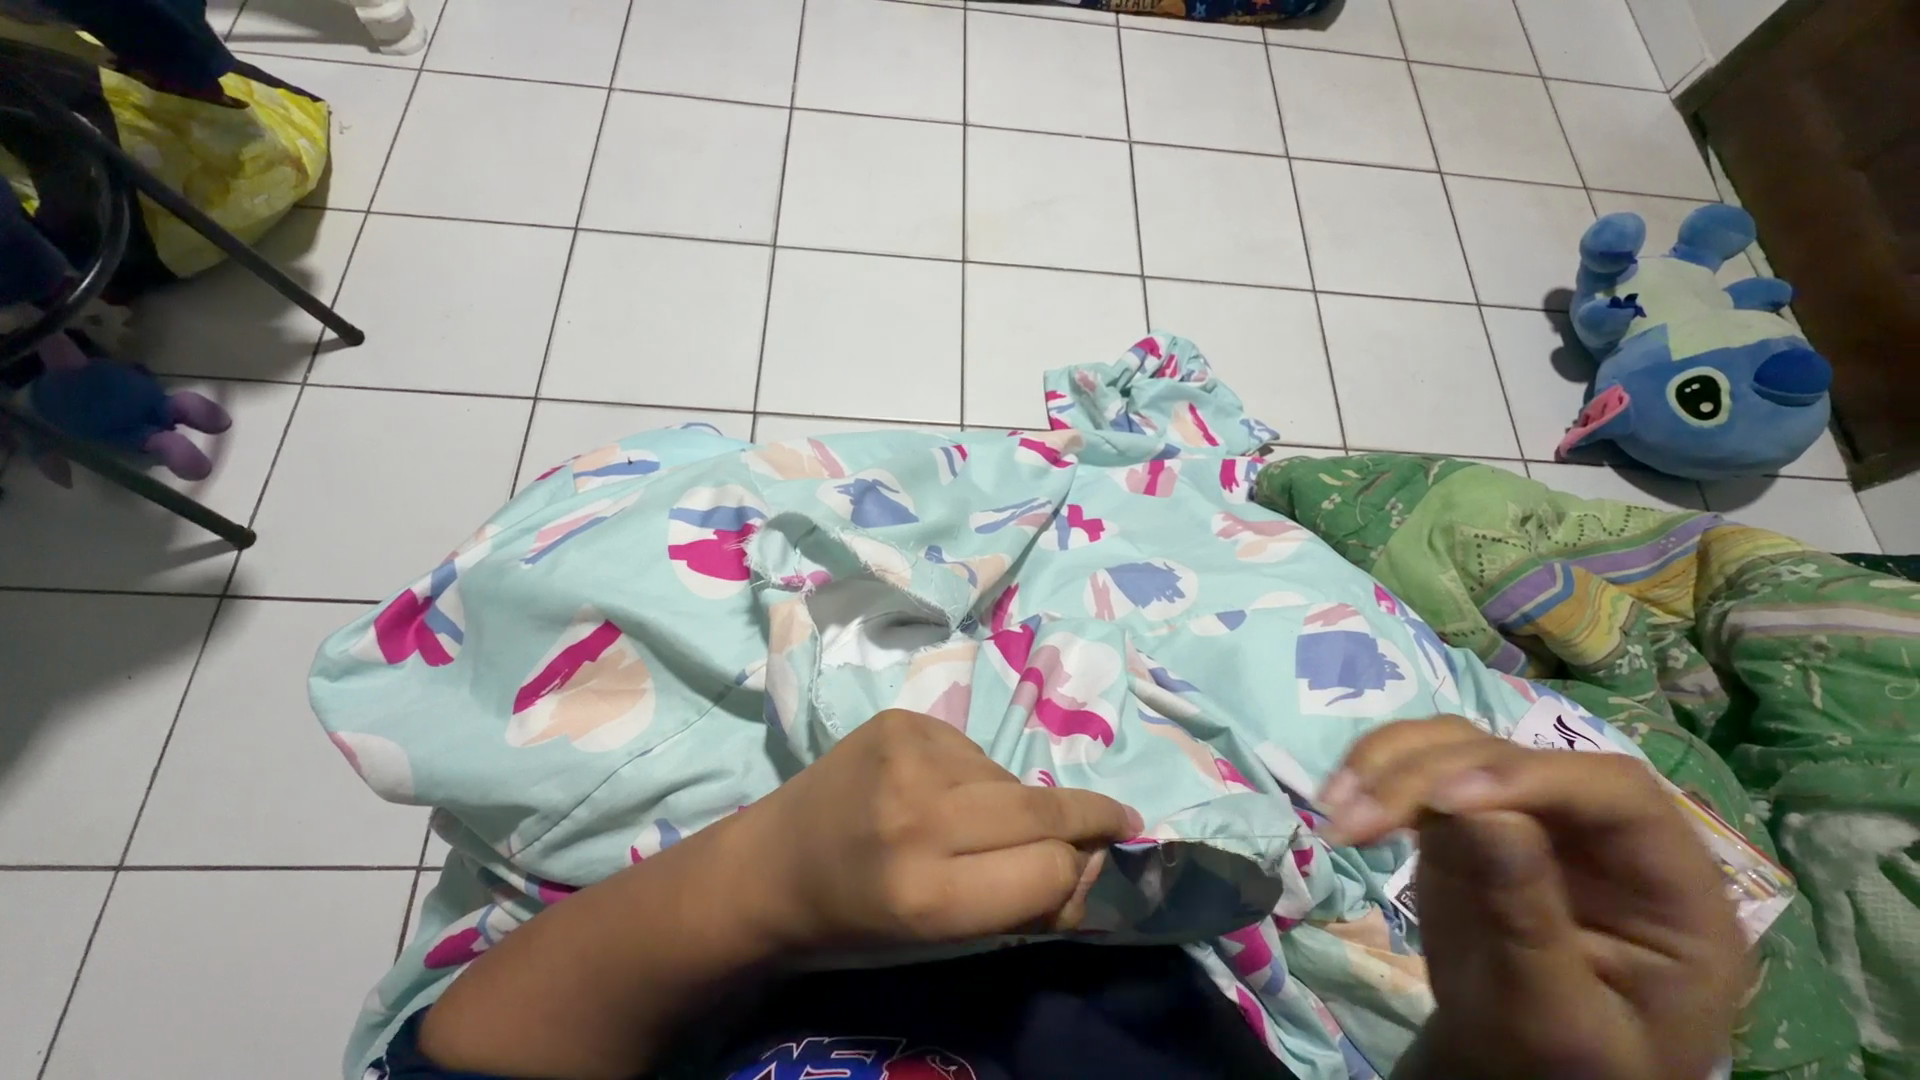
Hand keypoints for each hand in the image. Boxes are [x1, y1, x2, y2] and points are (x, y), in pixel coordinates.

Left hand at [738, 709, 1139, 947]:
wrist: (774, 863)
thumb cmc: (859, 917)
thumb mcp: (944, 936)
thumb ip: (1023, 902)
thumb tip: (1091, 860)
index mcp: (929, 894)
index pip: (1051, 870)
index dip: (1076, 874)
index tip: (1091, 865)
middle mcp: (921, 815)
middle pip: (1045, 807)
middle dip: (1088, 818)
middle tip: (1111, 820)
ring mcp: (909, 755)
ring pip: (1012, 777)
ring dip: (1013, 801)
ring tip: (973, 819)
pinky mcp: (901, 719)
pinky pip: (976, 750)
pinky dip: (975, 775)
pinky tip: (938, 788)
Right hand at [1320, 718, 1745, 1079]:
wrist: (1516, 1071)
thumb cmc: (1558, 1065)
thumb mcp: (1556, 1016)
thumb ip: (1528, 919)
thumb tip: (1477, 811)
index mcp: (1669, 883)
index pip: (1613, 791)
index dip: (1529, 778)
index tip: (1443, 803)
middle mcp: (1597, 829)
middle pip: (1513, 756)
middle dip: (1424, 777)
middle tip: (1351, 820)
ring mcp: (1528, 814)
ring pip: (1458, 744)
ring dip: (1387, 763)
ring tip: (1333, 808)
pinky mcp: (1468, 815)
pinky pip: (1420, 766)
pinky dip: (1374, 772)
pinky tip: (1338, 800)